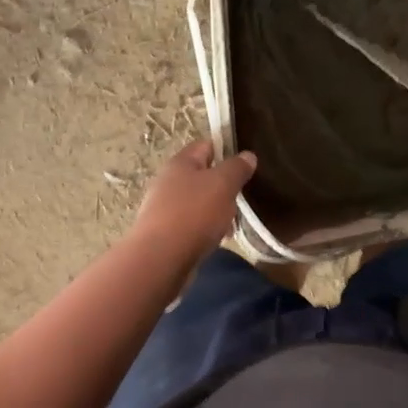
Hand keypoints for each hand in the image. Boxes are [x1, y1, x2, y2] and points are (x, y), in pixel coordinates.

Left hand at [131, 139, 256, 259]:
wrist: (159, 262)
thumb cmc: (193, 214)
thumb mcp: (224, 184)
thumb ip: (237, 167)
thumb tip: (248, 156)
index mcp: (181, 162)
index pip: (207, 145)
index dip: (227, 150)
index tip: (246, 165)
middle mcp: (169, 181)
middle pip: (204, 176)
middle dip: (224, 186)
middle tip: (241, 197)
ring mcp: (164, 209)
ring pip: (199, 203)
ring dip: (217, 211)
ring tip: (232, 224)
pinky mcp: (164, 234)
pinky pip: (192, 225)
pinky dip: (205, 230)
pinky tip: (216, 241)